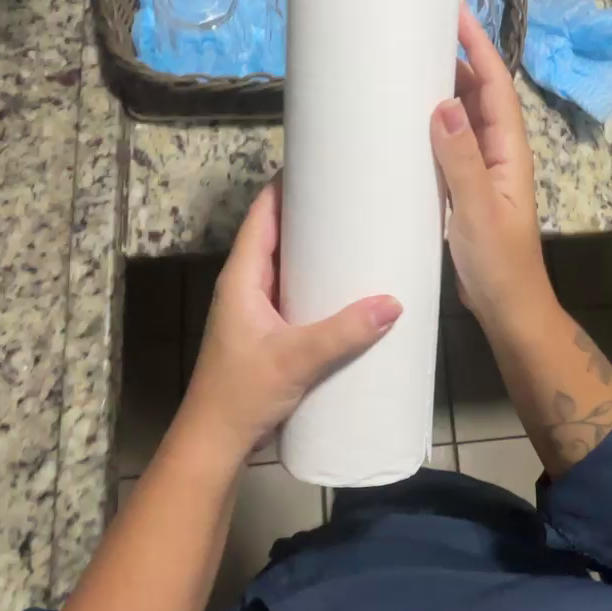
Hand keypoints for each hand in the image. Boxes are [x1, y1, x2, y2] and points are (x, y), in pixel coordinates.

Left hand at [177, 179, 402, 462]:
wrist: (217, 444)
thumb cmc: (242, 392)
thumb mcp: (295, 358)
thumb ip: (343, 332)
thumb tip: (394, 303)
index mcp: (242, 277)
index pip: (262, 215)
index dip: (287, 186)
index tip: (324, 165)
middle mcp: (248, 286)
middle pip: (280, 235)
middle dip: (314, 215)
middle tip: (358, 199)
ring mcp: (259, 310)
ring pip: (291, 266)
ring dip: (319, 251)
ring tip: (362, 235)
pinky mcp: (273, 332)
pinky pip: (299, 293)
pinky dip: (321, 282)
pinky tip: (352, 287)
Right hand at [430, 7, 554, 331]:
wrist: (508, 309)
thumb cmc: (499, 264)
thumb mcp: (478, 211)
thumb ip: (462, 160)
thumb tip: (445, 104)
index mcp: (509, 153)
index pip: (496, 88)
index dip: (479, 49)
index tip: (456, 14)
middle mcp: (498, 155)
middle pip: (480, 96)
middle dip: (459, 61)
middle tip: (420, 34)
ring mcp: (482, 173)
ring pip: (465, 120)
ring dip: (444, 92)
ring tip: (409, 67)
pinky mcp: (465, 191)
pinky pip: (450, 147)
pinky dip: (433, 128)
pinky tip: (407, 125)